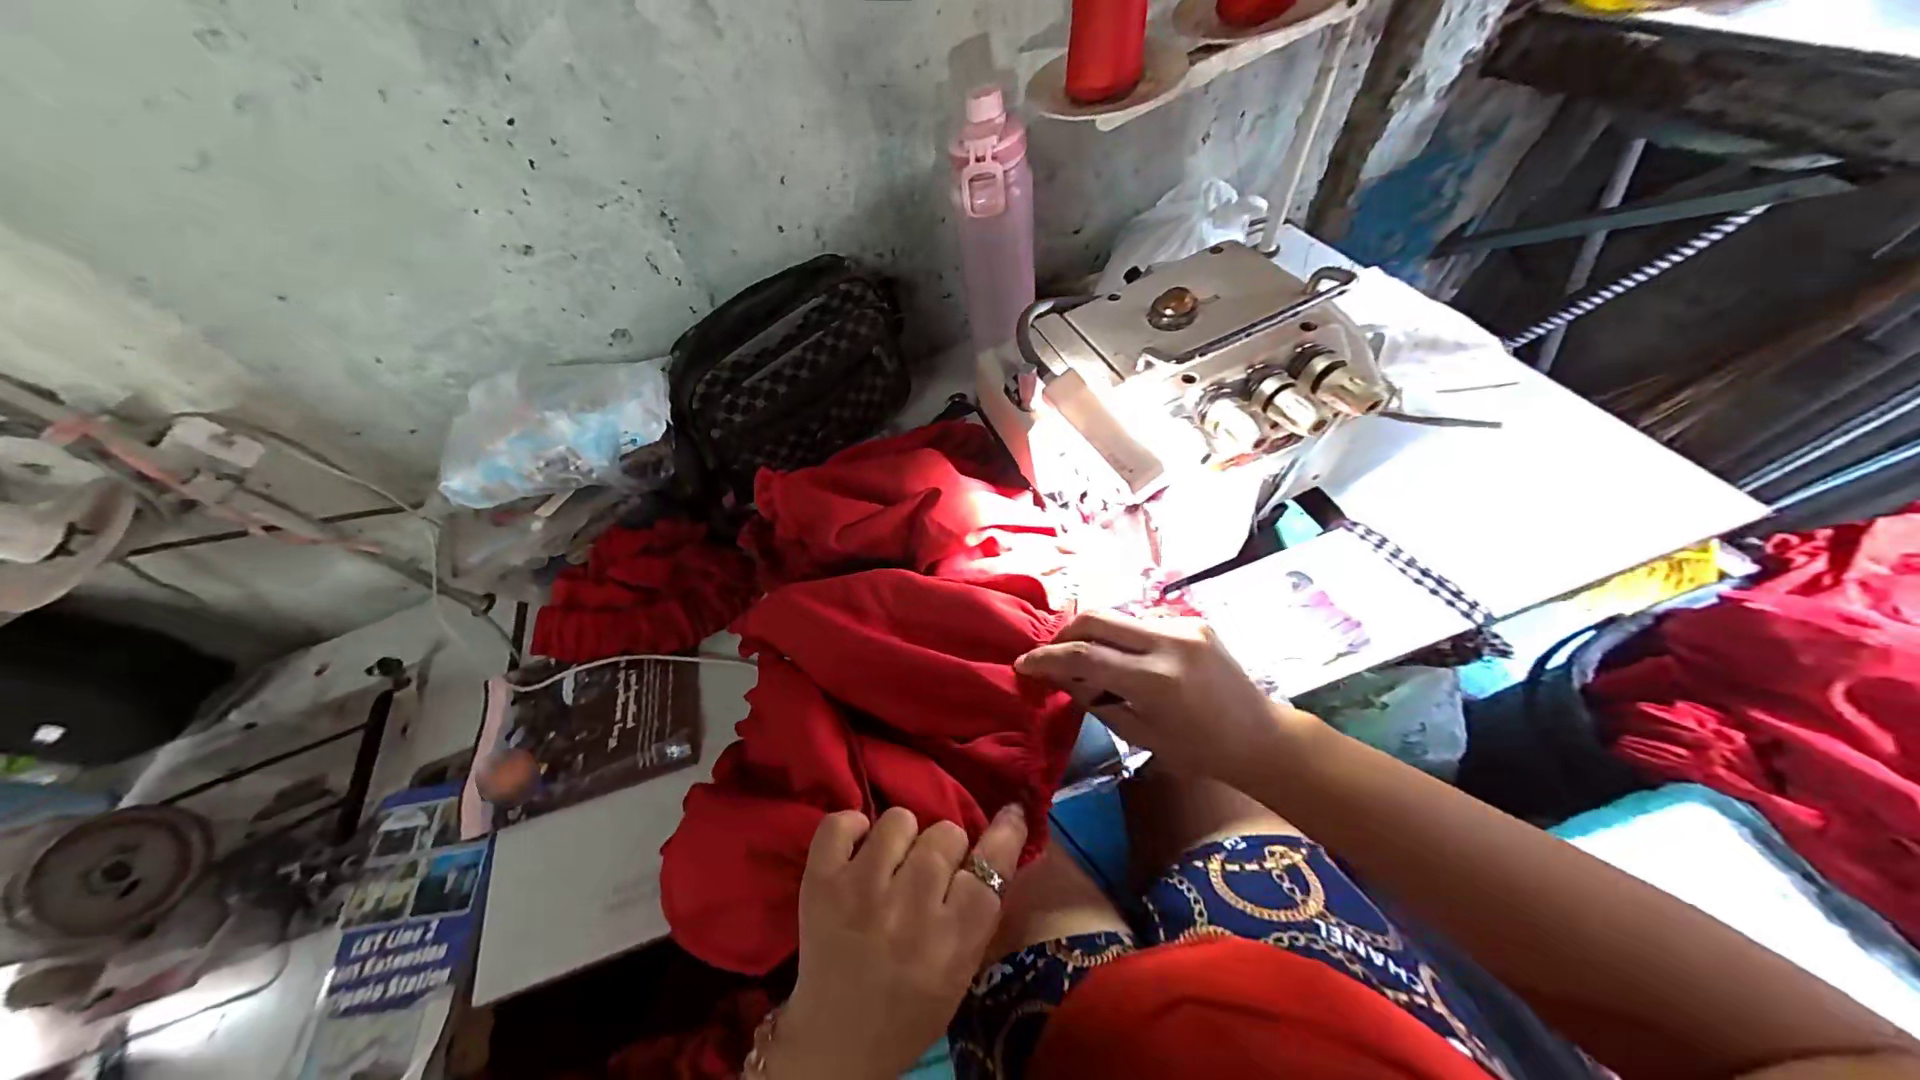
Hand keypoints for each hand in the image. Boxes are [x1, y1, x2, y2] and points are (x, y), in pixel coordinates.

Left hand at [767, 804, 1027, 1079]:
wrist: (836, 1042)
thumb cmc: (910, 1008)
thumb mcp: (961, 967)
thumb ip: (979, 908)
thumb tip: (1001, 836)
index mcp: (952, 941)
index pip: (991, 867)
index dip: (1004, 833)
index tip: (1010, 813)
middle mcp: (909, 910)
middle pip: (946, 834)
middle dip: (945, 848)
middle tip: (930, 872)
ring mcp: (860, 891)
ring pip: (900, 820)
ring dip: (902, 838)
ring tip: (892, 865)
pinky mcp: (820, 882)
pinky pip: (841, 822)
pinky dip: (852, 828)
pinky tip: (858, 850)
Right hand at [1014, 611, 1313, 783]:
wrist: (1260, 736)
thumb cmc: (1198, 750)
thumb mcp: (1139, 732)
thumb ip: (1095, 697)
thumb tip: (1059, 674)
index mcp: (1155, 679)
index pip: (1084, 655)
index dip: (1047, 658)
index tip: (1023, 664)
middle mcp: (1169, 642)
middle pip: (1096, 618)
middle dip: (1064, 634)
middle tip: (1050, 656)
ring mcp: (1184, 625)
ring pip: (1117, 616)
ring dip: (1092, 634)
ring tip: (1086, 662)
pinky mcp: (1193, 620)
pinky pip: (1140, 621)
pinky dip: (1120, 637)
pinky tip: (1122, 659)